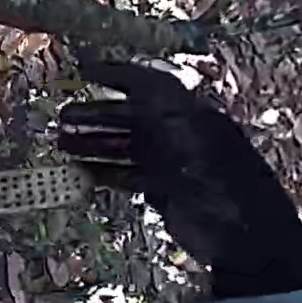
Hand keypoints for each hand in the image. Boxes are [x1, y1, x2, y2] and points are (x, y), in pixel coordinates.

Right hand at [57, 61, 301, 298]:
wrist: (240, 231)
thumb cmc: (212, 169)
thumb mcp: (182, 120)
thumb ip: (151, 92)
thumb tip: (121, 72)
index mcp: (184, 109)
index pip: (143, 83)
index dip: (113, 75)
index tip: (82, 72)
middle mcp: (174, 131)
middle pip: (127, 117)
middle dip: (93, 115)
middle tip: (61, 118)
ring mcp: (167, 161)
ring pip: (121, 146)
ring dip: (91, 143)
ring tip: (61, 145)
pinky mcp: (161, 189)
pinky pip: (125, 174)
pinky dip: (102, 172)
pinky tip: (79, 172)